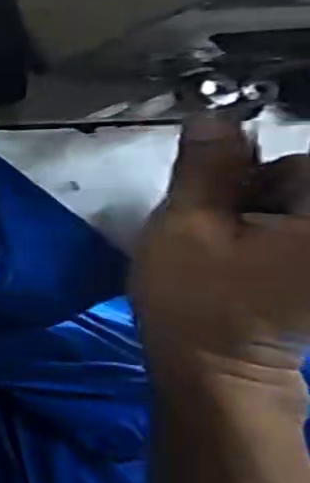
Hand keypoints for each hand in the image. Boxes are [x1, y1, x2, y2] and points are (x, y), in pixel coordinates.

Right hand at [130, 113, 309, 393]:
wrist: (218, 364)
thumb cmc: (196, 294)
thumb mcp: (184, 226)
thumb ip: (206, 170)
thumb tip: (215, 118)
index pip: (300, 163)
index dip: (250, 174)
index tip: (217, 202)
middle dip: (263, 195)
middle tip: (220, 230)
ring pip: (303, 207)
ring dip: (270, 216)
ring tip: (234, 249)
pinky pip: (296, 233)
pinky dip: (278, 237)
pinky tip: (253, 262)